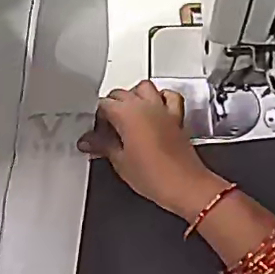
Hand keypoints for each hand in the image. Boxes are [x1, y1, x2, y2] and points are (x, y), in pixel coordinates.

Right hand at [78, 81, 227, 218]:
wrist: (185, 185)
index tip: (94, 132)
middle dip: (110, 107)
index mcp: (126, 113)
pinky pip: (169, 97)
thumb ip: (102, 145)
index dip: (95, 118)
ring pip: (143, 88)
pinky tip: (154, 110)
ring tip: (126, 116)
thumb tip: (90, 141)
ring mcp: (163, 109)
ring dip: (133, 96)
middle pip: (120, 94)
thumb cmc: (156, 175)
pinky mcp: (176, 118)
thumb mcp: (120, 162)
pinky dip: (161, 98)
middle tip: (105, 128)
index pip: (102, 104)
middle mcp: (145, 106)